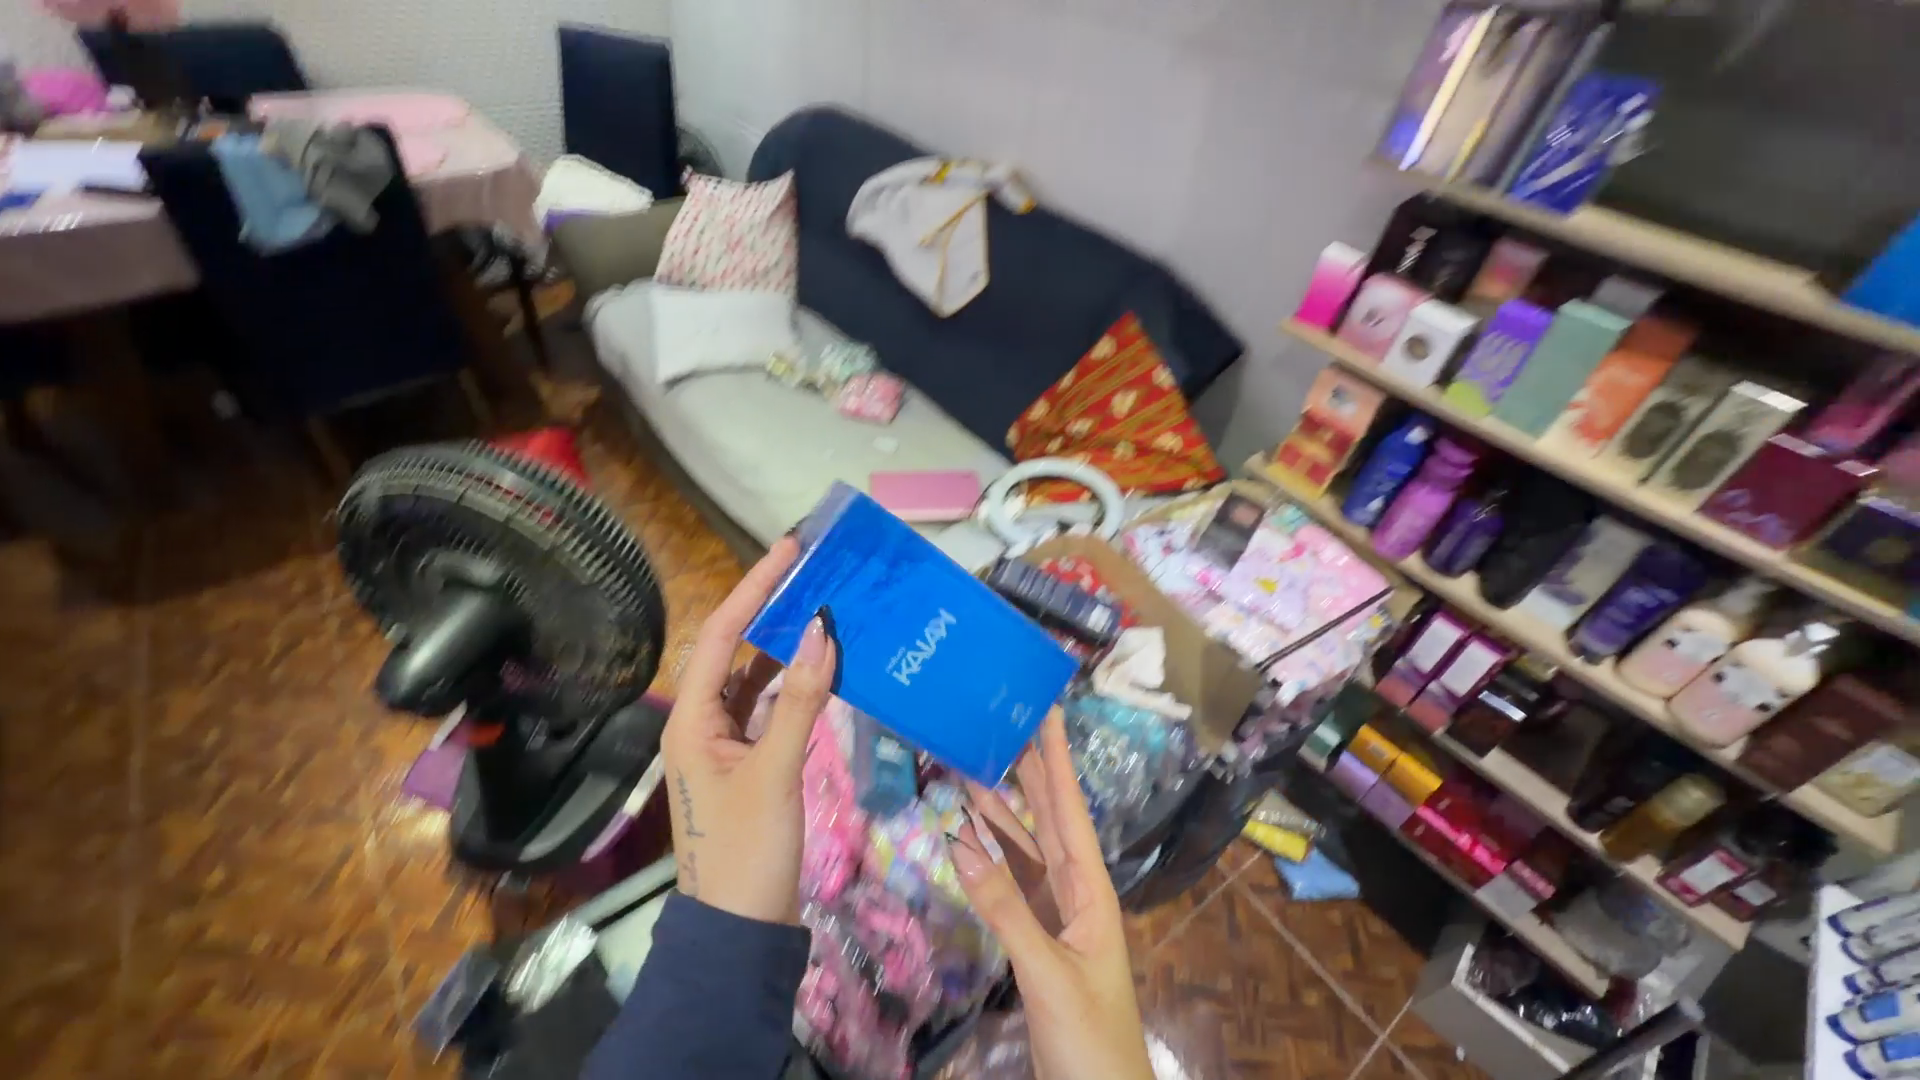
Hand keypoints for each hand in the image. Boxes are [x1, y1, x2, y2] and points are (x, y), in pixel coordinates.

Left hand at [662, 536, 836, 924]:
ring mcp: (724, 742)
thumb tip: (822, 632)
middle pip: (733, 650)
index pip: (719, 637)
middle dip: (768, 609)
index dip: (753, 589)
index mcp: (691, 719)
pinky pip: (769, 707)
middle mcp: (701, 722)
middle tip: (810, 571)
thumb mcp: (777, 770)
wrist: (741, 928)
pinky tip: (821, 667)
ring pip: (753, 678)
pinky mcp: (747, 760)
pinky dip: (794, 684)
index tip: (788, 551)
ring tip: (821, 607)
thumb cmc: (748, 850)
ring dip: (784, 646)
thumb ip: (802, 700)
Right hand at [949, 708, 1153, 1079]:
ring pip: (1027, 848)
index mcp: (1091, 888)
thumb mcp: (1046, 970)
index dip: (1057, 759)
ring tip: (976, 767)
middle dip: (1031, 771)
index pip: (1070, 810)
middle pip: (1049, 818)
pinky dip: (992, 857)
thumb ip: (1004, 909)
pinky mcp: (1038, 938)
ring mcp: (1056, 915)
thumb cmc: (1090, 1034)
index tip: (1047, 713)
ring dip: (1004, 810)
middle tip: (1006, 723)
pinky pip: (1012, 884)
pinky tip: (971, 837)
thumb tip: (960, 844)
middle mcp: (1075, 890)